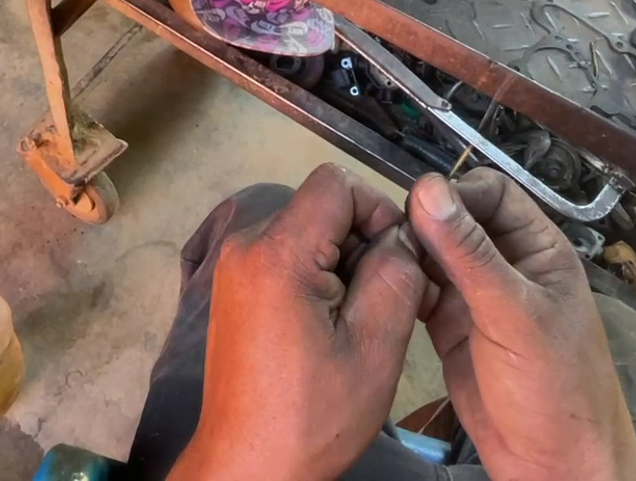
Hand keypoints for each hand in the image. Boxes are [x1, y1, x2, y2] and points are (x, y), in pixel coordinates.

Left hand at [170, 164, 428, 480]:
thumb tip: (403, 234)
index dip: (374, 208)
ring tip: (353, 317)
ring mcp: (233, 262)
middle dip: (359, 239)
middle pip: (319, 204)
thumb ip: (396, 277)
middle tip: (380, 298)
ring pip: (304, 226)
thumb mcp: (373, 350)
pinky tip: (325, 321)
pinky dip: (313, 271)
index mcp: (276, 253)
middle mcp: (245, 243)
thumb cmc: (310, 417)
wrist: (245, 465)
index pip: (334, 183)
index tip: (394, 256)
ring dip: (339, 258)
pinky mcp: (232, 282)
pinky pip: (283, 249)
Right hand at [407, 169, 635, 480]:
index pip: (491, 192)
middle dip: (424, 222)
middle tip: (394, 239)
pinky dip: (399, 281)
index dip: (457, 194)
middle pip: (455, 217)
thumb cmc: (556, 393)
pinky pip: (418, 285)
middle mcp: (503, 262)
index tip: (422, 211)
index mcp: (536, 248)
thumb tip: (427, 188)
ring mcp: (474, 294)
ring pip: (432, 249)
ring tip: (382, 261)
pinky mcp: (449, 322)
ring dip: (407, 251)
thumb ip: (469, 253)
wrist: (554, 475)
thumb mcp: (513, 316)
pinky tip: (382, 285)